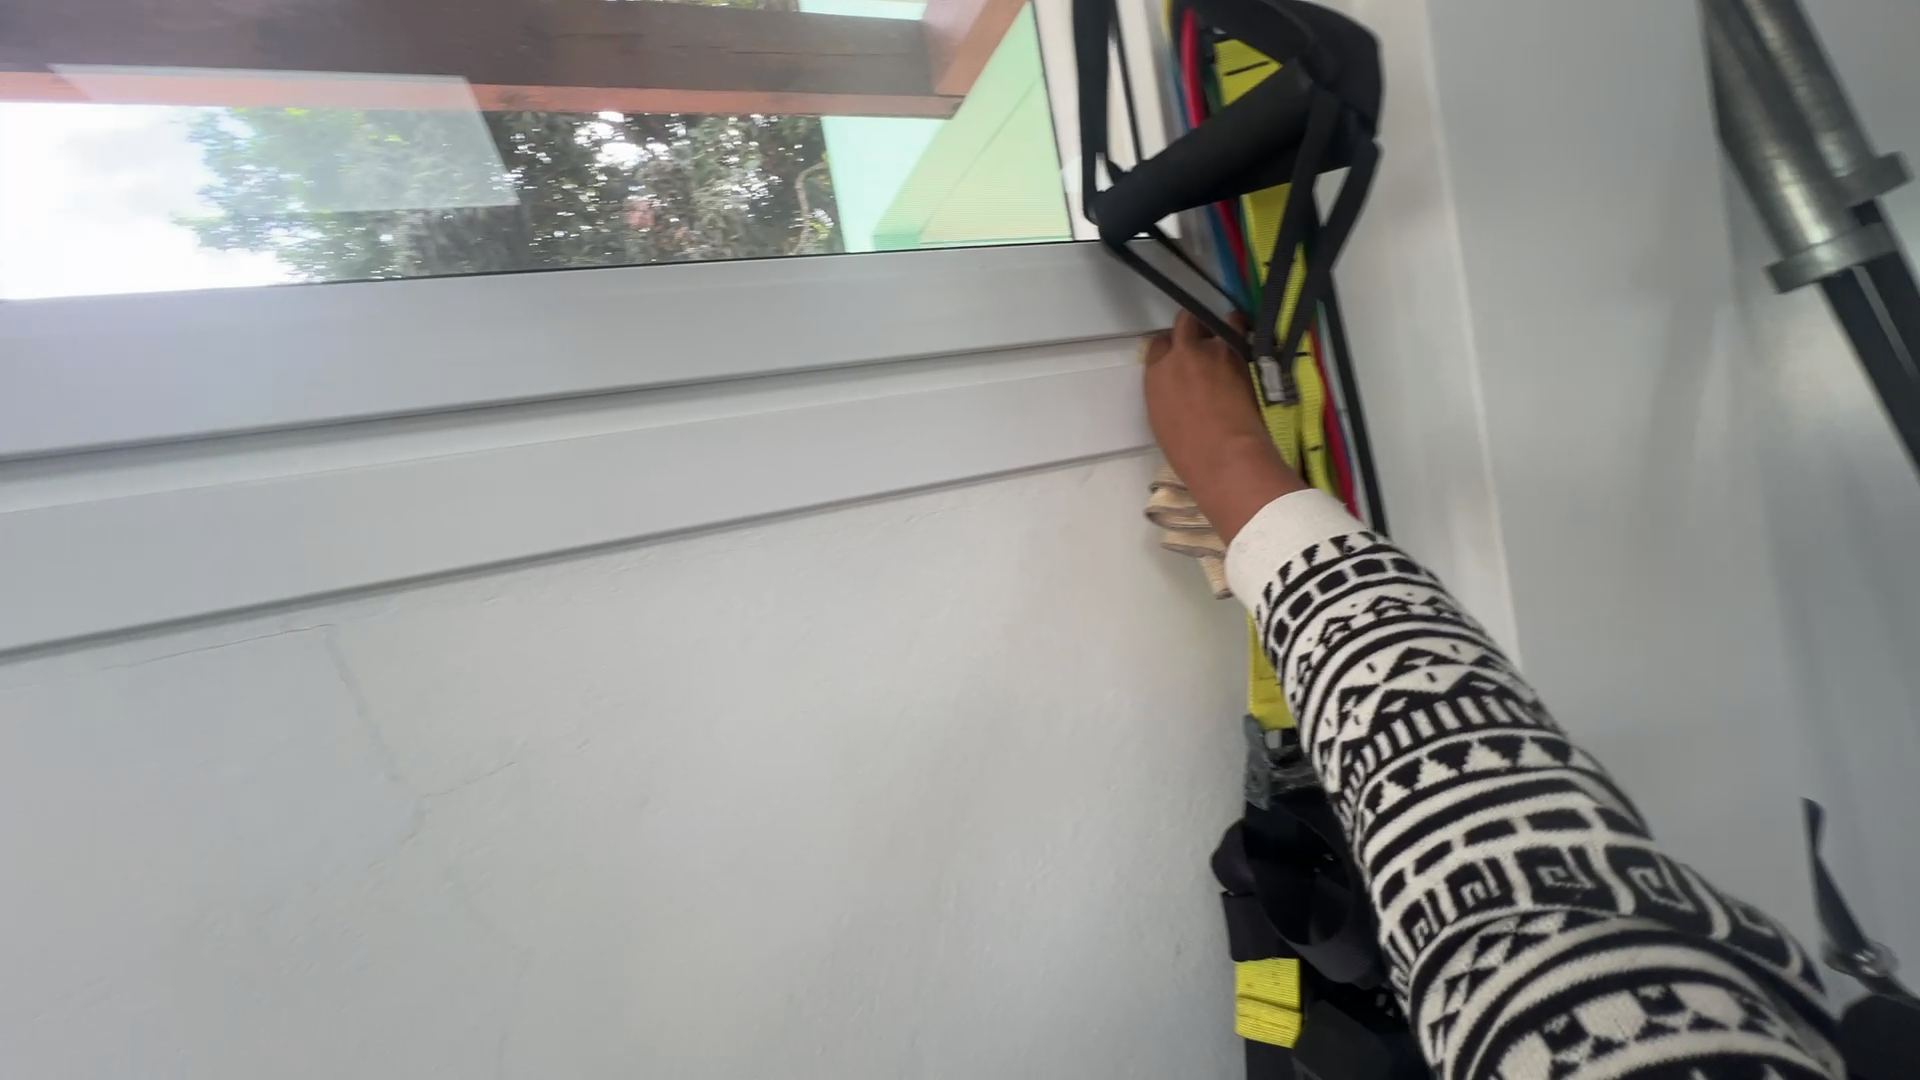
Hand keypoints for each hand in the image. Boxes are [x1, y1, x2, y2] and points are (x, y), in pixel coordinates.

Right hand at [1143, 310, 1305, 544]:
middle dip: (1192, 327)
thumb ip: (1167, 392)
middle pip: (1184, 322)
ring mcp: (1213, 351)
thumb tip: (1179, 387)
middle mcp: (1181, 354)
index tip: (1177, 356)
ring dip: (1221, 326)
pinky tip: (1246, 345)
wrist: (1224, 453)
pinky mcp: (1241, 355)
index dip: (1169, 347)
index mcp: (1156, 374)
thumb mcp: (1162, 419)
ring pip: (1217, 321)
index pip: (1158, 344)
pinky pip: (1240, 331)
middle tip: (1202, 341)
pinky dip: (1242, 334)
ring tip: (1229, 338)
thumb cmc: (1187, 450)